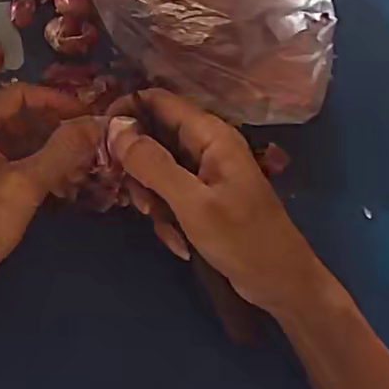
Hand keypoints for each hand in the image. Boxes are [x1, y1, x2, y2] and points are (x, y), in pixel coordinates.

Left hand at [0, 84, 99, 298]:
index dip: (53, 99)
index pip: (18, 95)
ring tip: (86, 162)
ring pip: (27, 139)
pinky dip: (47, 165)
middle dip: (58, 126)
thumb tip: (96, 123)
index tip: (84, 112)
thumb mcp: (26, 184)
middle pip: (24, 116)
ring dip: (55, 148)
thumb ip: (62, 151)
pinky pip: (24, 158)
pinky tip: (70, 180)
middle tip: (91, 138)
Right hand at [106, 89, 330, 316]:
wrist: (286, 290)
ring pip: (154, 165)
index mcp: (209, 134)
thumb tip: (114, 127)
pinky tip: (177, 240)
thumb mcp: (192, 203)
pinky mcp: (201, 193)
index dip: (126, 110)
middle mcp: (204, 144)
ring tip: (162, 224)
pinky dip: (165, 213)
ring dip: (150, 195)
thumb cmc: (245, 241)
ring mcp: (203, 170)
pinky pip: (166, 190)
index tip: (102, 139)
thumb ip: (152, 163)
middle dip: (137, 166)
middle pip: (151, 134)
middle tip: (137, 198)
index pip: (156, 99)